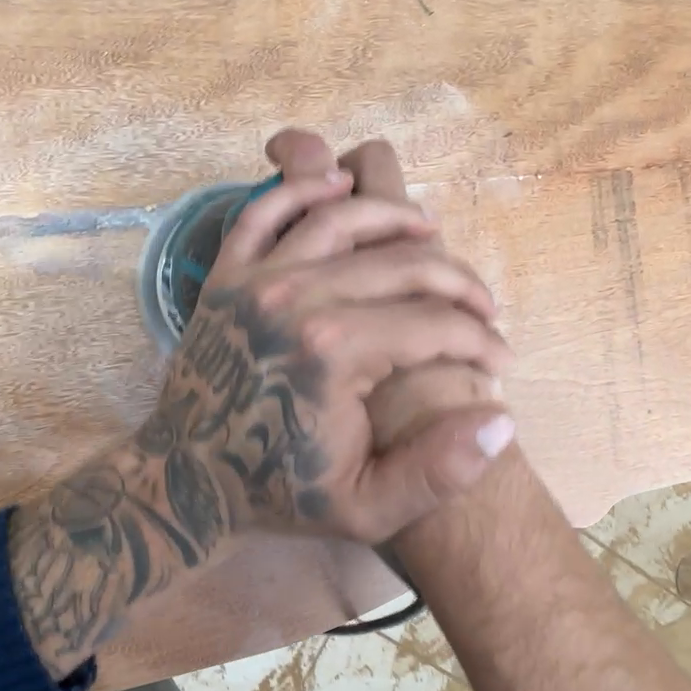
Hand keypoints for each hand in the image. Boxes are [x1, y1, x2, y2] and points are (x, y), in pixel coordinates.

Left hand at [148, 133, 514, 544]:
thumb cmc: (279, 493)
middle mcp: (295, 299)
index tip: (498, 358)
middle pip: (399, 264)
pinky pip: (263, 213)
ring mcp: (255, 280)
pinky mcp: (226, 276)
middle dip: (456, 282)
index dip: (480, 339)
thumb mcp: (368, 508)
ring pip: (339, 220)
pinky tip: (339, 183)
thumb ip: (440, 472)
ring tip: (429, 229)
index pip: (434, 324)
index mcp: (334, 353)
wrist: (188, 480)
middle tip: (482, 305)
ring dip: (392, 217)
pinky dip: (301, 190)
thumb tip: (502, 422)